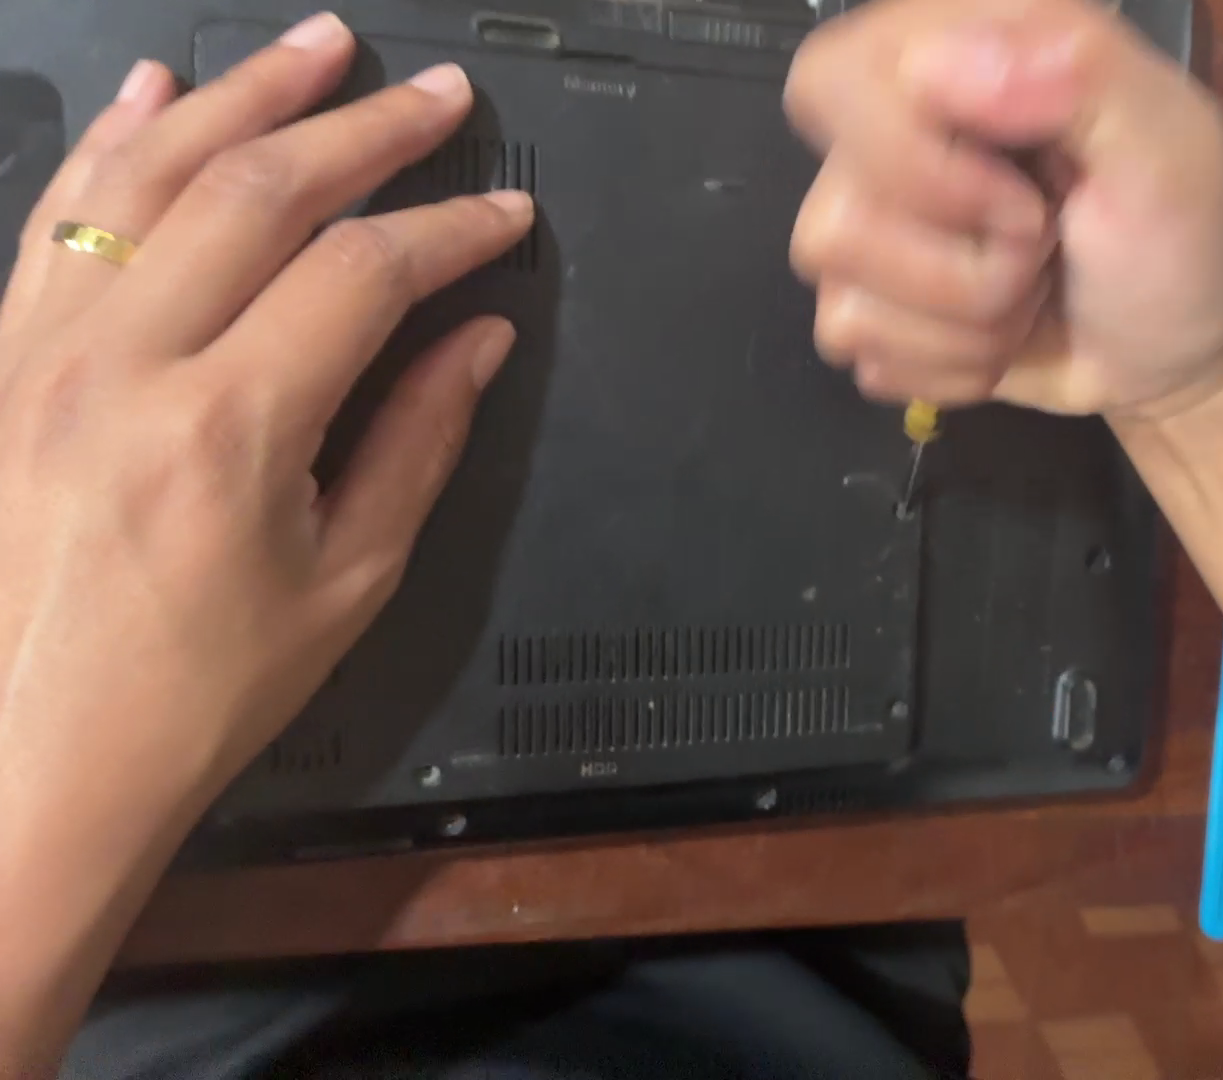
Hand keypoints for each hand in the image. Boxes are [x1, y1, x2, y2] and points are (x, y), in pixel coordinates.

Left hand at [0, 13, 532, 807]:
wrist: (24, 754)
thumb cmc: (215, 677)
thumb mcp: (357, 567)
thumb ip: (420, 436)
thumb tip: (476, 340)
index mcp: (233, 425)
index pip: (363, 276)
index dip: (450, 230)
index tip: (509, 212)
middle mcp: (118, 362)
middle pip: (258, 194)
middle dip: (364, 131)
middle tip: (439, 95)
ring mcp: (34, 346)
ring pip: (150, 177)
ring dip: (247, 99)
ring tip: (321, 48)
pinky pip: (61, 216)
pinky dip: (123, 141)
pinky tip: (170, 92)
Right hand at [784, 0, 1222, 418]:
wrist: (1165, 359)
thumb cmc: (1174, 245)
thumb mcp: (1168, 144)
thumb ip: (1079, 67)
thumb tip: (936, 67)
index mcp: (951, 66)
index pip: (835, 83)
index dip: (911, 160)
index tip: (1018, 199)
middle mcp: (891, 153)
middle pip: (833, 220)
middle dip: (960, 268)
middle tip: (1039, 252)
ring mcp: (876, 247)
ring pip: (844, 307)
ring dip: (964, 327)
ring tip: (1025, 302)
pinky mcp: (879, 324)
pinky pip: (868, 361)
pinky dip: (950, 371)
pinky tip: (998, 346)